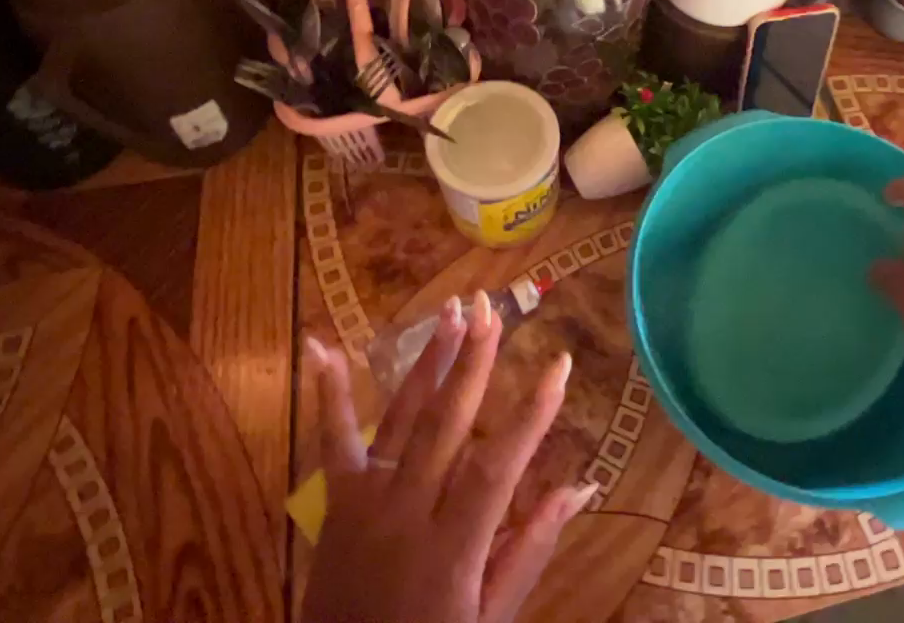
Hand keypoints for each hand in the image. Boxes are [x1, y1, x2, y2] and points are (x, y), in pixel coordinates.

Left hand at [302, 292, 594, 622]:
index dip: (532, 414)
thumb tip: (580, 487)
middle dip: (472, 363)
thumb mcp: (491, 618)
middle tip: (491, 310)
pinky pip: (333, 443)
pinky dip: (329, 394)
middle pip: (444, 426)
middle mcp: (406, 515)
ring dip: (428, 361)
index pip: (498, 468)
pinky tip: (322, 347)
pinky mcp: (337, 503)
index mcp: (452, 549)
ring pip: (400, 420)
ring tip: (451, 312)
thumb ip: (531, 548)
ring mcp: (366, 504)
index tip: (560, 363)